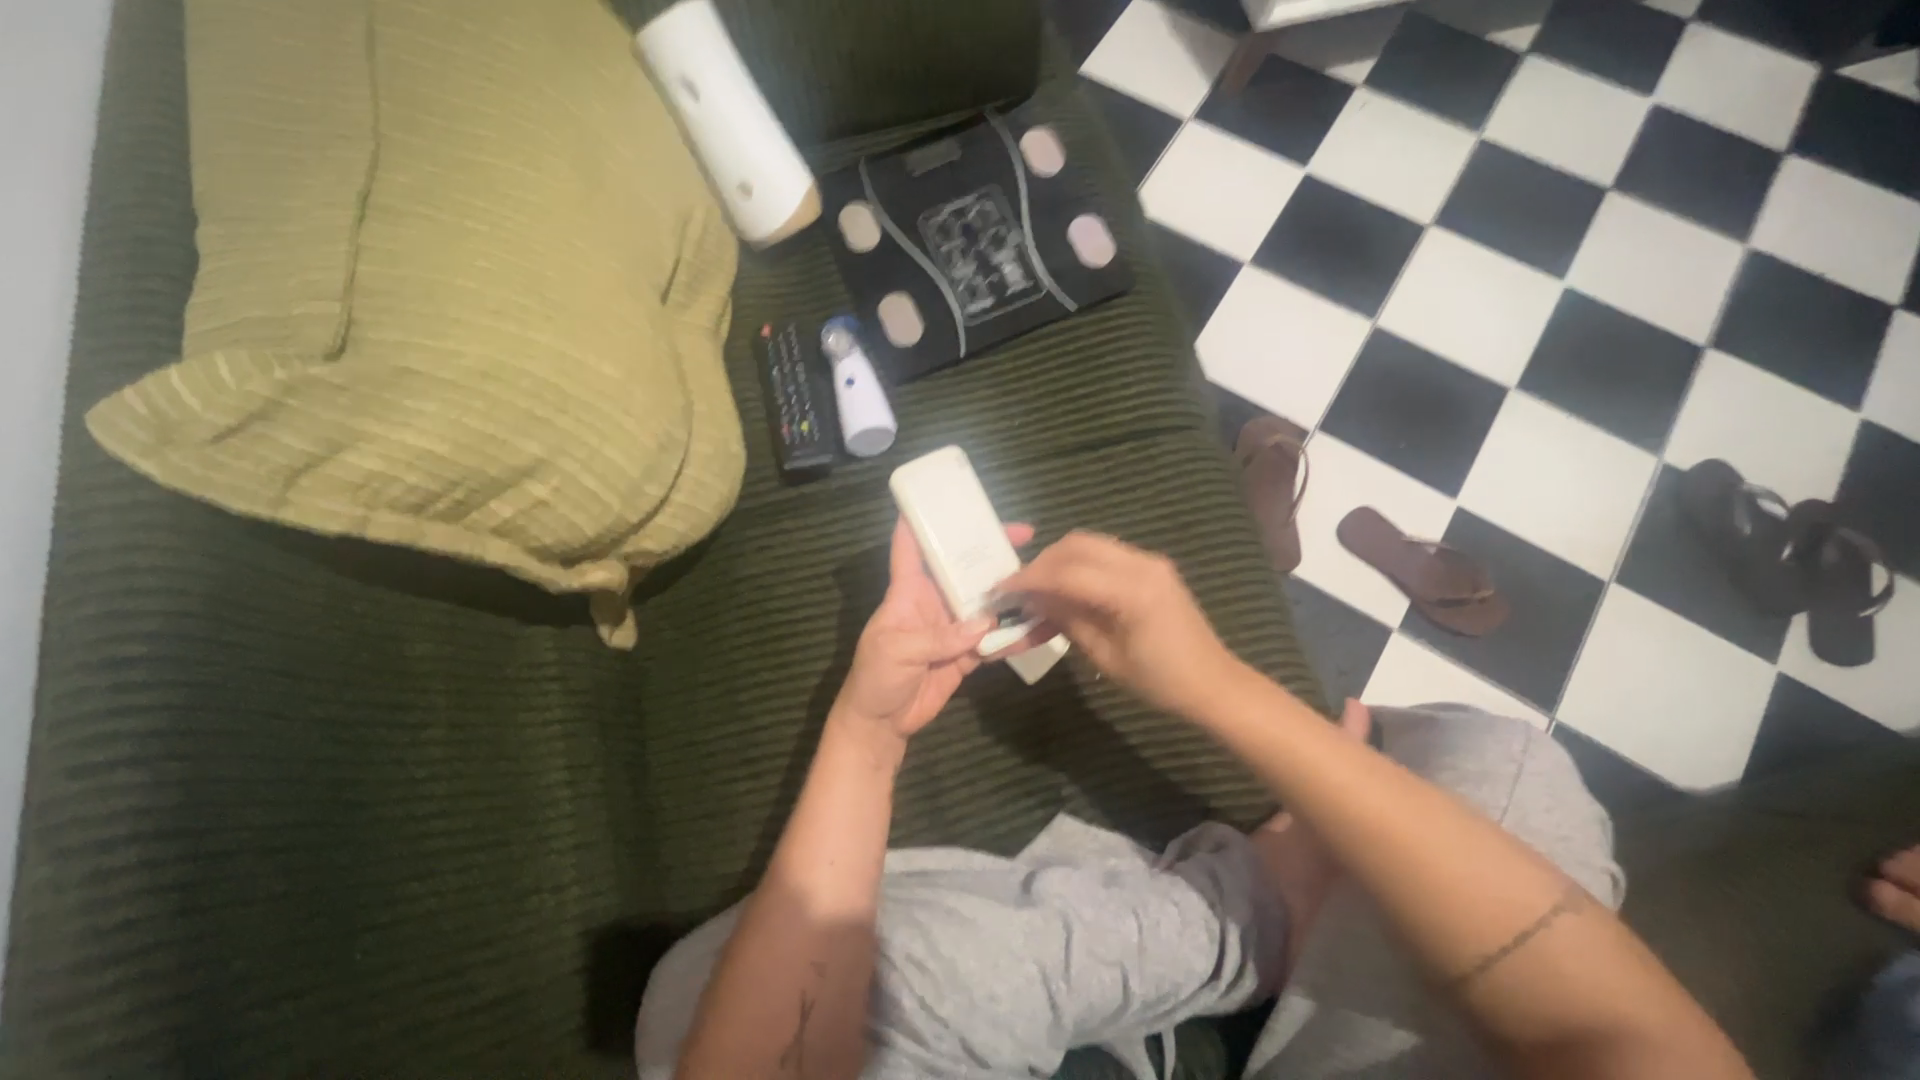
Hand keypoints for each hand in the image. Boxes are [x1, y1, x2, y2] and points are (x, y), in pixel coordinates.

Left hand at [830, 517, 1036, 750]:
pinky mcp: (967, 655)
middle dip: (990, 552)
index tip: (951, 502)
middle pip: (963, 569)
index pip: (911, 548)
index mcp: (907, 592)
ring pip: (986, 603)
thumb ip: (939, 637)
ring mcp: (952, 629)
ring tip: (1044, 579)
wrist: (881, 724)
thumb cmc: (875, 678)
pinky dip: (1017, 636)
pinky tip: (1043, 628)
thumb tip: (983, 623)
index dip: (922, 521)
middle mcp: (933, 603)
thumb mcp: (897, 650)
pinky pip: (995, 640)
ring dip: (1012, 594)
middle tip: (1024, 536)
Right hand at [996, 531, 1238, 716]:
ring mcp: (1150, 561)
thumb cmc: (1160, 681)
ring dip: (1059, 560)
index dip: (1030, 579)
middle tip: (1019, 588)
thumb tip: (1032, 600)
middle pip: (1076, 545)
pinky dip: (1079, 564)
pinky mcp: (1152, 567)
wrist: (1213, 682)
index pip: (1067, 573)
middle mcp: (1141, 565)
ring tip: (1039, 588)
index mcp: (1131, 591)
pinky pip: (1106, 554)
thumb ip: (1068, 620)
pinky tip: (1067, 588)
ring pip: (1090, 544)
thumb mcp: (1105, 657)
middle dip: (1042, 563)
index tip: (1001, 590)